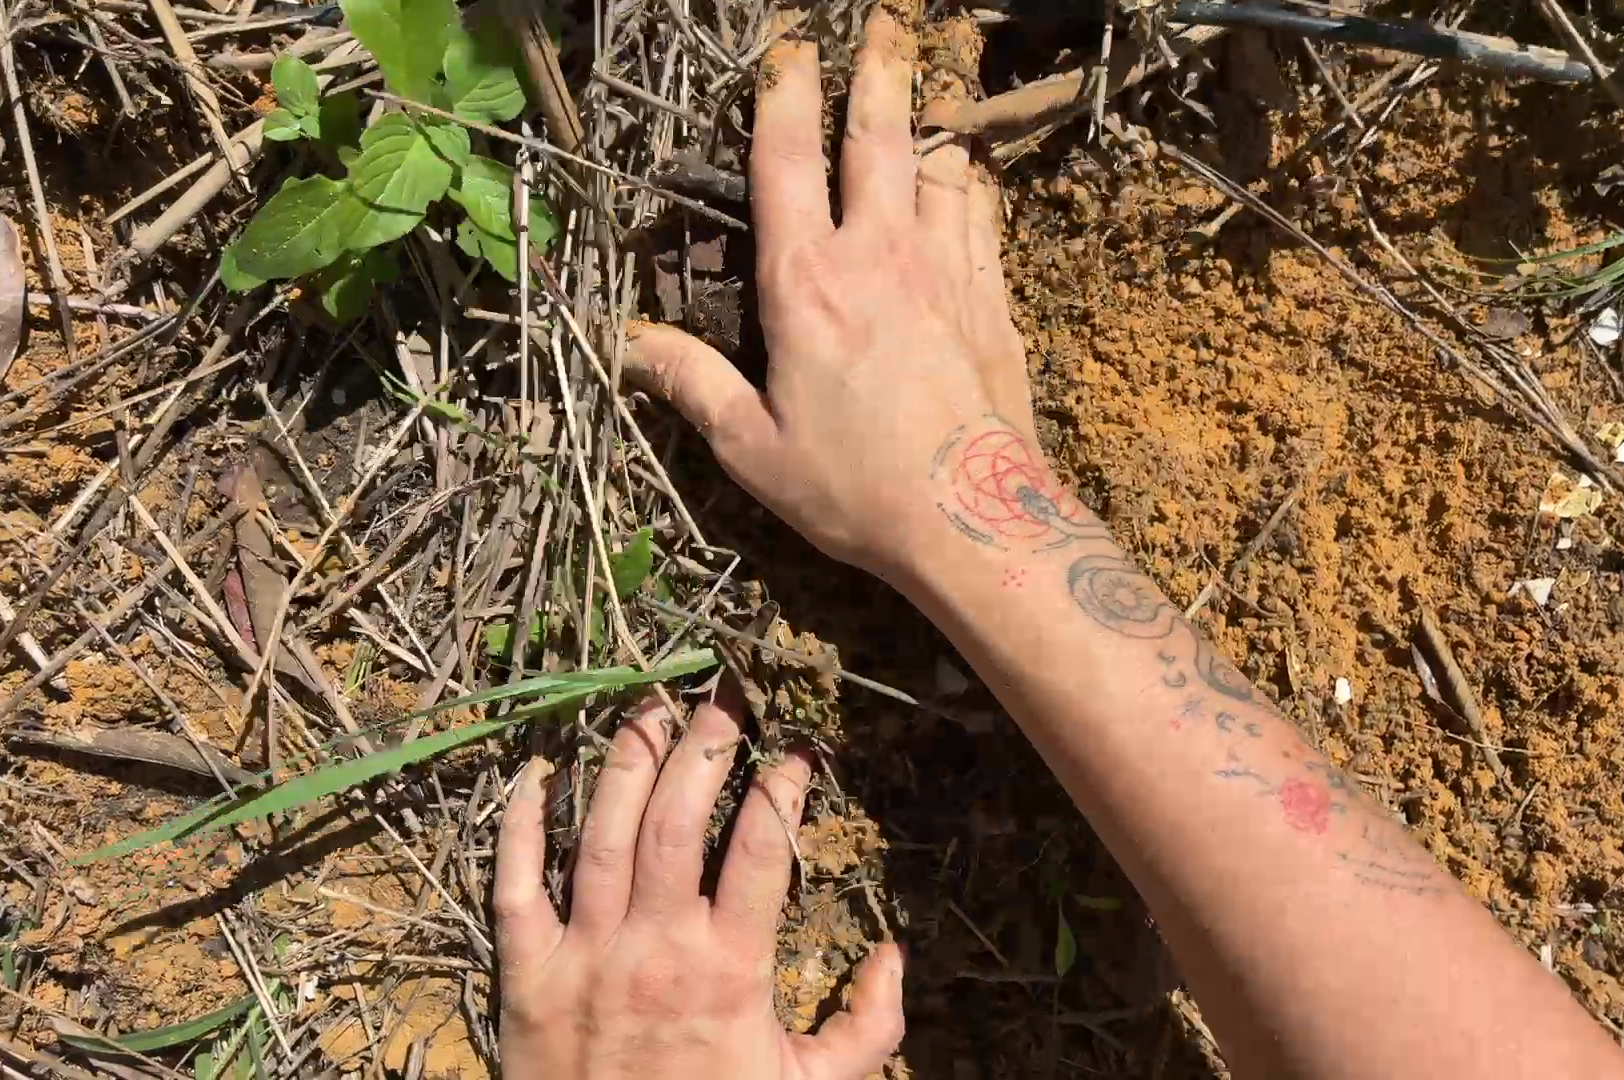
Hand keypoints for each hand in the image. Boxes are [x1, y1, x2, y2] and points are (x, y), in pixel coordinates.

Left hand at [494, 680, 904, 1079]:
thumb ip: (868, 1028)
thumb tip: (893, 954)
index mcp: (728, 969)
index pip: (762, 848)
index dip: (783, 788)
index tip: (798, 750)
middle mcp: (655, 947)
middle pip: (677, 822)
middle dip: (703, 751)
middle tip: (721, 701)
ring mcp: (585, 957)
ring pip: (601, 836)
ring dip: (625, 764)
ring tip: (648, 708)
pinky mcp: (527, 980)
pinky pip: (515, 891)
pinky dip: (520, 830)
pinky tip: (534, 777)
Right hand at [627, 9, 1032, 579]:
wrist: (973, 520)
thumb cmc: (857, 490)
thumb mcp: (755, 450)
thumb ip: (694, 385)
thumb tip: (628, 344)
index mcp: (807, 286)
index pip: (788, 161)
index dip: (786, 94)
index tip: (791, 50)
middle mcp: (881, 259)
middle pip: (880, 139)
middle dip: (878, 73)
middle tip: (885, 26)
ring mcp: (948, 276)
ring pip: (943, 168)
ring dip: (934, 123)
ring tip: (934, 92)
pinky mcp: (995, 306)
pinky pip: (984, 222)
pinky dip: (975, 189)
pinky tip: (973, 182)